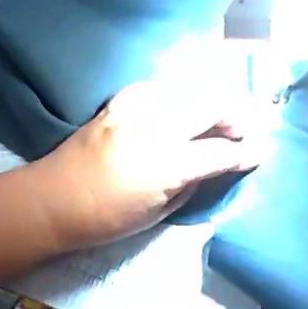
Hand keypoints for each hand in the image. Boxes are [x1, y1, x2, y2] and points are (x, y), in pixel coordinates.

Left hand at [25, 79, 267, 251]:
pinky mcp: (113, 106)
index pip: (220, 152)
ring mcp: (132, 112)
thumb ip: (188, 185)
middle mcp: (154, 129)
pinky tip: (171, 108)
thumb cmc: (103, 219)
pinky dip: (168, 95)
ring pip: (183, 91)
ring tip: (208, 120)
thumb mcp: (155, 213)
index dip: (244, 154)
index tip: (256, 155)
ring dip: (203, 103)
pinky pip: (151, 89)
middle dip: (232, 119)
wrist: (51, 201)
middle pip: (209, 107)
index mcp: (167, 164)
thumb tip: (209, 167)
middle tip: (238, 133)